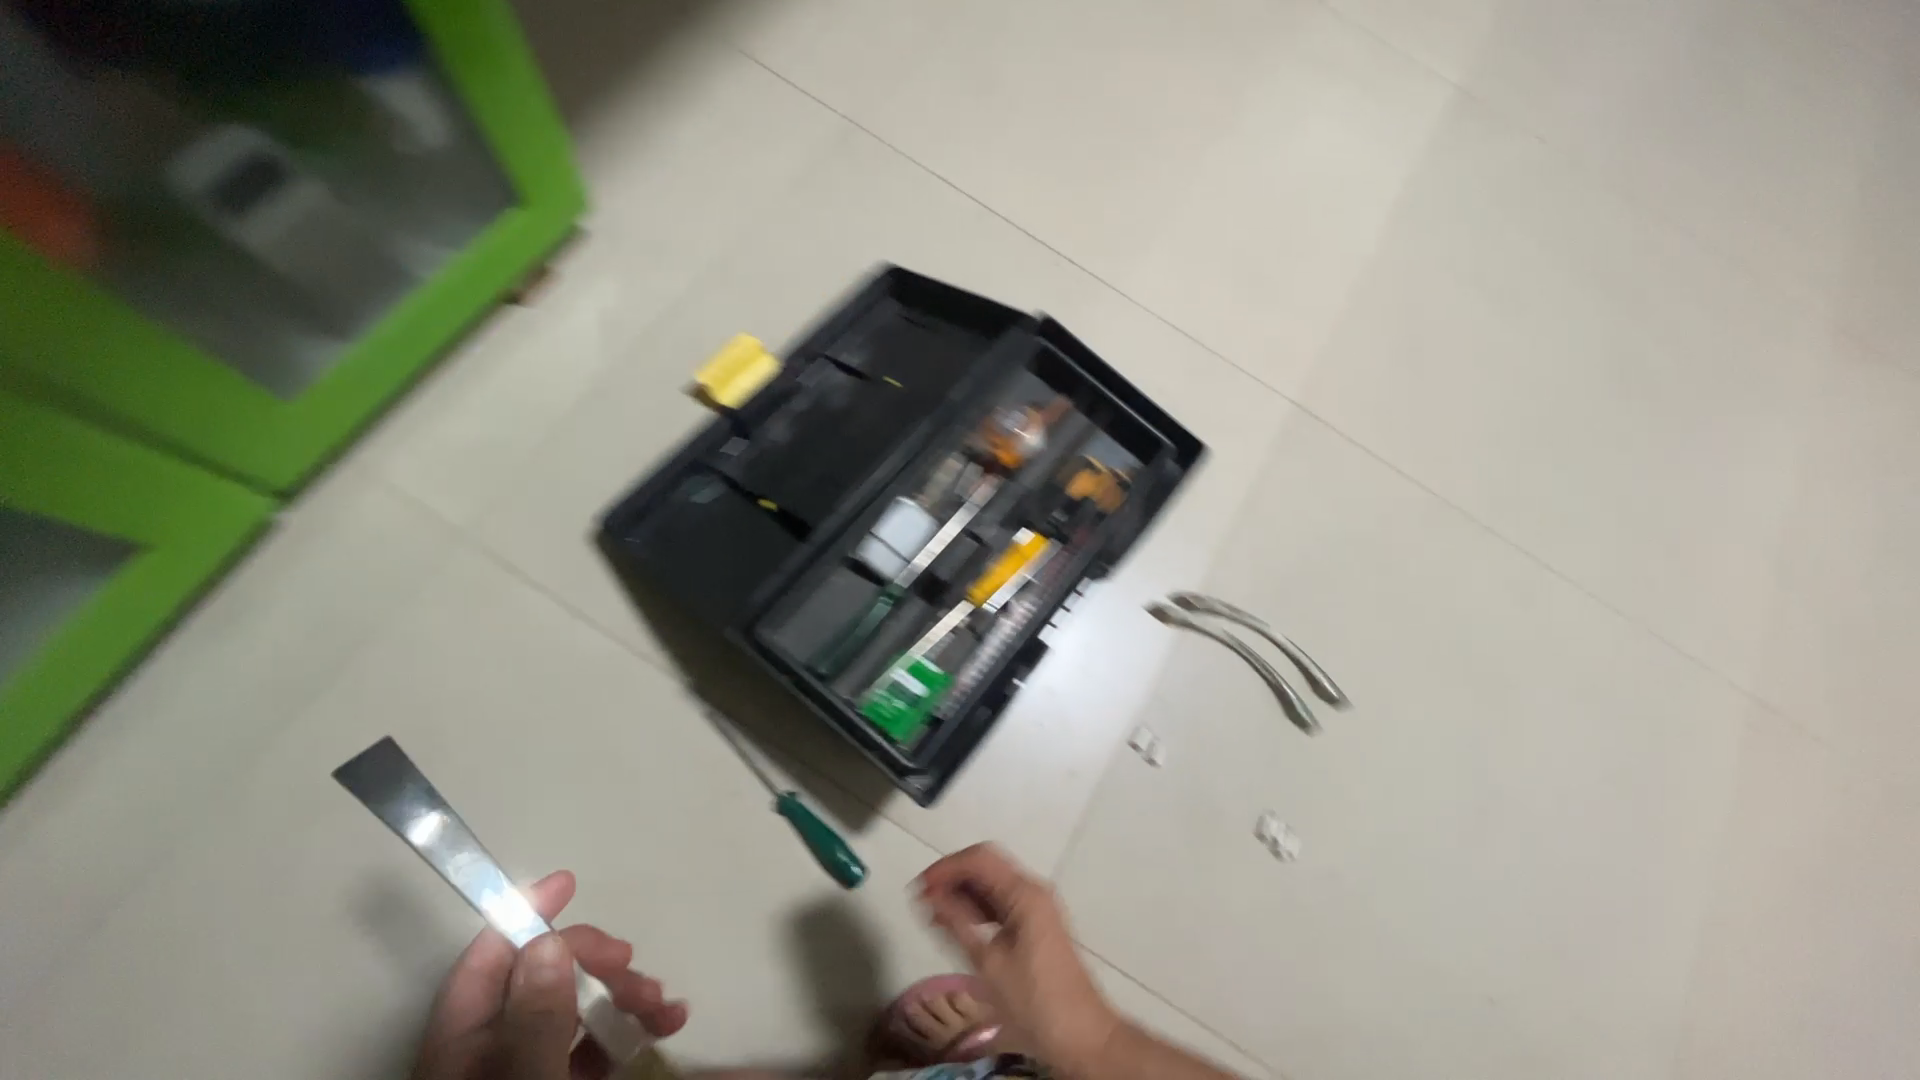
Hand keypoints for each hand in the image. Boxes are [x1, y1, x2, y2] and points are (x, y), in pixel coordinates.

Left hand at [414, 870, 687, 1079]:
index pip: (489, 957)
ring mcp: (524, 1069)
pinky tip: (664, 1027)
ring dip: (623, 994)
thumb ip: (532, 1023)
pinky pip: (591, 1044)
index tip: (570, 881)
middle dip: (594, 962)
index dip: (525, 914)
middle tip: (634, 967)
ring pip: (573, 1007)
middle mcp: (490, 1049)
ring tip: (664, 1007)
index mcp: (463, 1041)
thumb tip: (548, 943)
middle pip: (542, 976)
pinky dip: (627, 1028)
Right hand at [916, 844, 1120, 1074]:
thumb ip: (957, 923)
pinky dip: (977, 907)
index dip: (945, 867)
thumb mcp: (989, 963)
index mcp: (1025, 893)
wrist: (1082, 1035)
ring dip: (963, 892)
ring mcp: (1037, 906)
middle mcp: (1033, 890)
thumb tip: (931, 895)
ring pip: (993, 883)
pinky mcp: (1036, 923)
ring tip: (934, 914)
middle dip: (952, 877)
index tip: (919, 887)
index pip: (979, 859)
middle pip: (986, 866)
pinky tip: (958, 925)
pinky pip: (1002, 902)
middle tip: (923, 899)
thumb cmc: (1035, 1002)